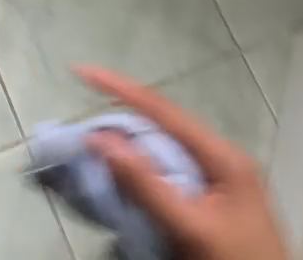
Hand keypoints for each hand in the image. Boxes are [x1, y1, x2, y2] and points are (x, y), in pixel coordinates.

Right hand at [76, 66, 288, 259]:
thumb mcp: (191, 230)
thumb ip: (146, 184)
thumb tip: (98, 138)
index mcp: (223, 156)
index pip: (161, 108)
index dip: (118, 86)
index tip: (79, 71)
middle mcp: (221, 157)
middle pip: (162, 122)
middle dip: (119, 114)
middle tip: (81, 119)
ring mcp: (219, 178)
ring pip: (163, 144)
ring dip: (127, 140)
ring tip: (93, 141)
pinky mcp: (212, 198)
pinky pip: (168, 167)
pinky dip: (140, 164)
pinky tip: (122, 171)